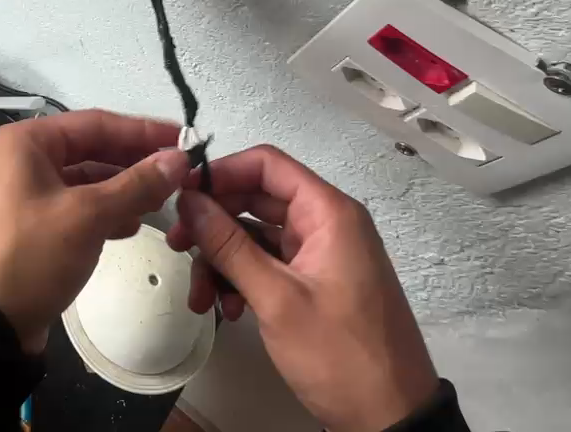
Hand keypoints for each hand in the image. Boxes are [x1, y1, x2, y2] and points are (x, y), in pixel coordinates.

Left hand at [0, 110, 188, 352]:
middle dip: (134, 161)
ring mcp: (26, 191)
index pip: (96, 123)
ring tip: (163, 200)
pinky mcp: (32, 224)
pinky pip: (76, 205)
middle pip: (91, 148)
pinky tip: (132, 225)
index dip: (143, 131)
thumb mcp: (86, 216)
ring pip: (86, 178)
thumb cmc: (31, 255)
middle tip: (180, 172)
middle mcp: (24, 157)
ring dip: (123, 188)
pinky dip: (104, 211)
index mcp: (27, 141)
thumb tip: (178, 159)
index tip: (184, 139)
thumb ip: (135, 184)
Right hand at [166, 146, 438, 431]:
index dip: (221, 171)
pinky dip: (240, 279)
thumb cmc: (341, 355)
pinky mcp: (312, 281)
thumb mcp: (276, 298)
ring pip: (254, 234)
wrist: (393, 425)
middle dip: (212, 223)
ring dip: (221, 259)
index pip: (266, 164)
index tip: (183, 193)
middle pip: (254, 199)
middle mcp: (323, 223)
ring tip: (200, 295)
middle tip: (177, 244)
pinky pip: (266, 262)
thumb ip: (228, 243)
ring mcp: (318, 254)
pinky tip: (226, 308)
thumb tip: (188, 198)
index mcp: (327, 212)